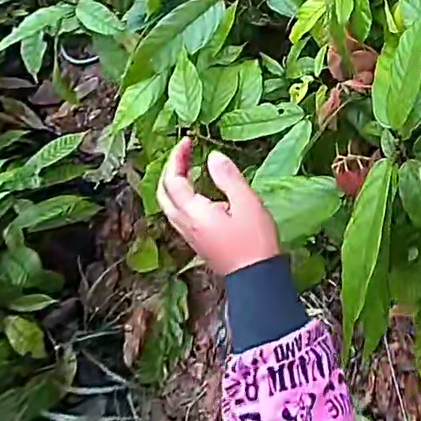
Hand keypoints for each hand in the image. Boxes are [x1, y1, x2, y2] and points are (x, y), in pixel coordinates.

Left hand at [154, 137, 279, 275]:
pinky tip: (198, 192)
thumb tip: (212, 156)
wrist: (257, 278)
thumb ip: (228, 177)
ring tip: (188, 167)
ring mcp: (190, 235)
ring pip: (169, 205)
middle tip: (183, 152)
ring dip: (173, 183)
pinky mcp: (198, 242)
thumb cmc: (255, 241)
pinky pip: (179, 214)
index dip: (177, 157)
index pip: (173, 180)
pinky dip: (180, 196)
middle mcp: (185, 224)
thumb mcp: (247, 202)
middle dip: (170, 169)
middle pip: (164, 192)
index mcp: (194, 212)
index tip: (187, 141)